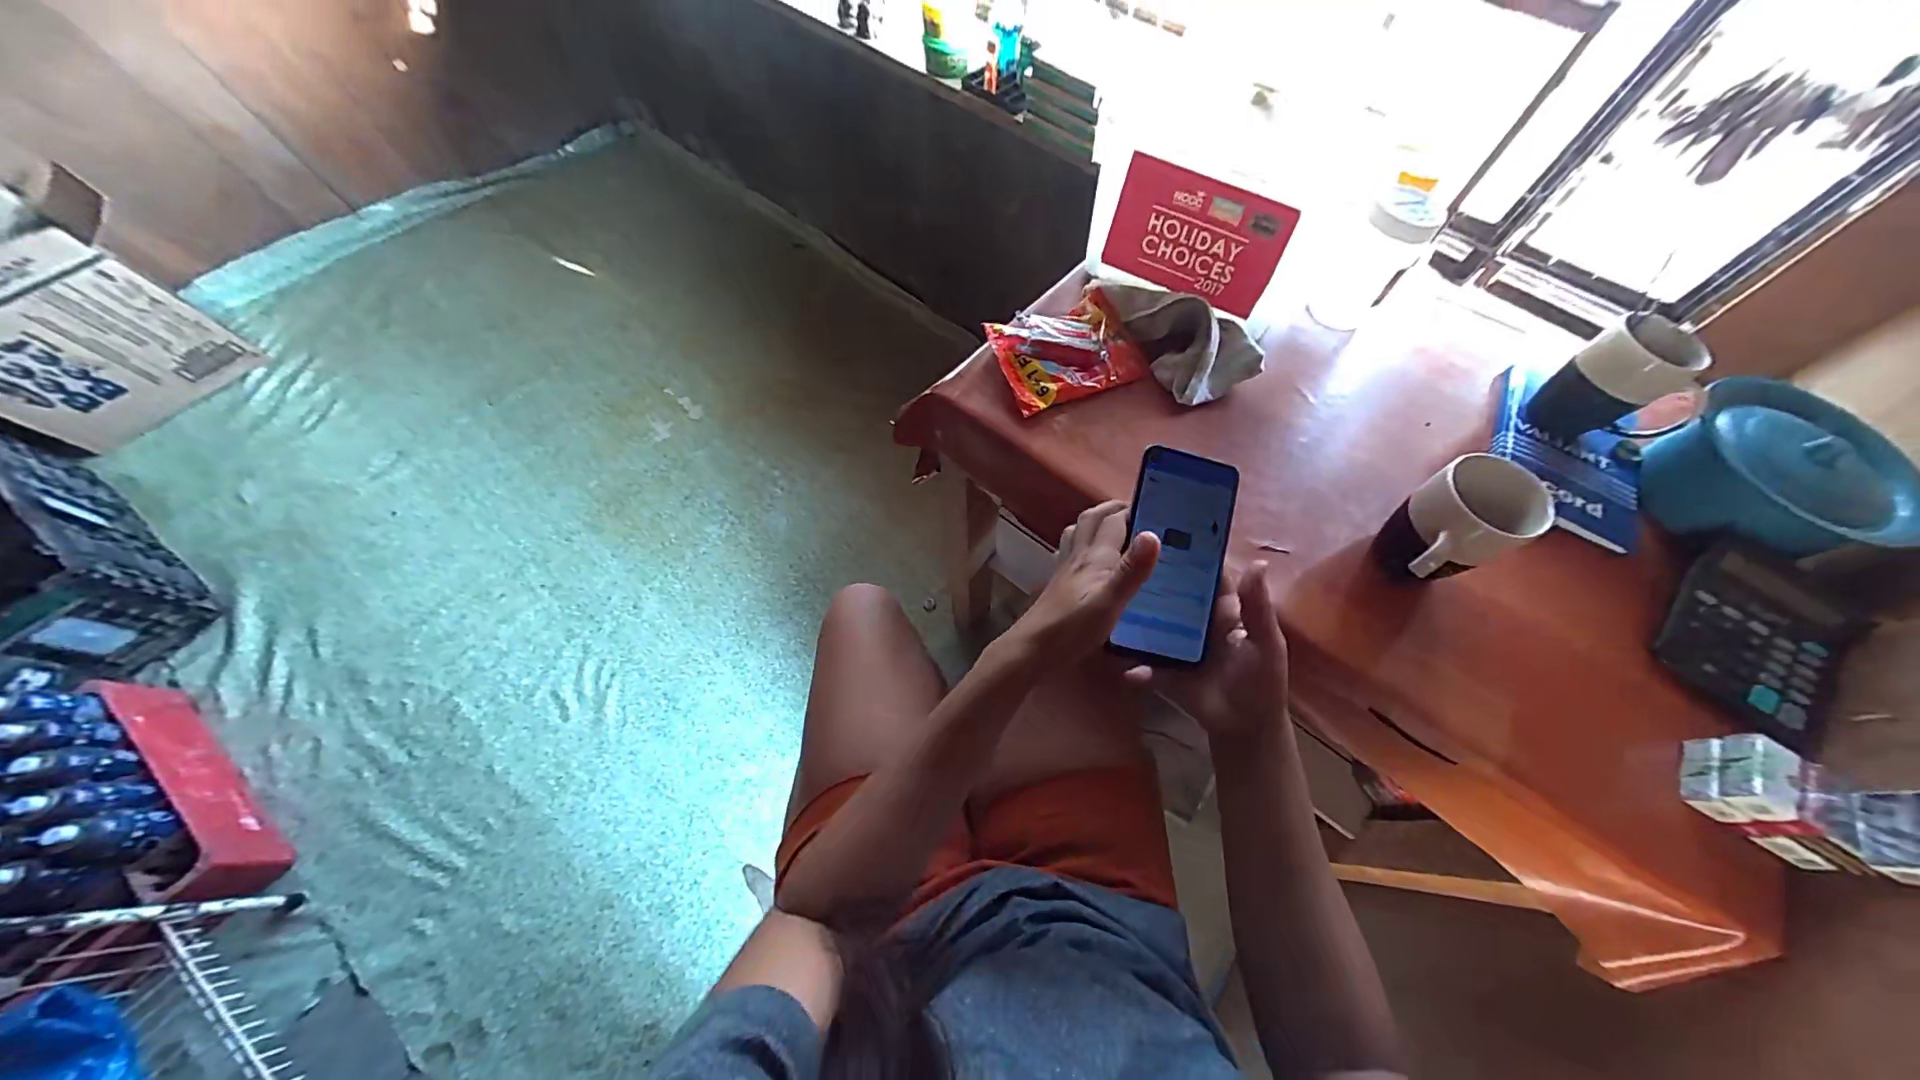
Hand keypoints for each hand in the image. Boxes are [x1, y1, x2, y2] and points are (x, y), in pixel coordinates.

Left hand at [1009, 500, 1160, 661]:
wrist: (1032, 650)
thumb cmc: (1072, 627)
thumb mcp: (1110, 602)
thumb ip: (1131, 570)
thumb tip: (1153, 534)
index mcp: (1094, 557)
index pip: (1114, 521)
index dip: (1133, 509)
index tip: (1158, 505)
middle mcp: (1077, 557)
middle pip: (1091, 520)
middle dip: (1112, 509)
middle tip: (1135, 510)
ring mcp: (1063, 571)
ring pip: (1076, 534)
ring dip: (1094, 524)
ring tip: (1113, 528)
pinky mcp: (1056, 587)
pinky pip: (1068, 554)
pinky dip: (1080, 546)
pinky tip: (1086, 560)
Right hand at [1121, 561, 1289, 747]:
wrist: (1244, 728)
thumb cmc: (1261, 681)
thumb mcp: (1265, 642)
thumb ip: (1257, 606)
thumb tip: (1256, 561)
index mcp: (1219, 611)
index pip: (1201, 576)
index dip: (1187, 555)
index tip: (1162, 531)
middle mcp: (1192, 623)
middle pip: (1169, 595)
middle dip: (1150, 578)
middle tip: (1121, 555)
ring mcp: (1172, 645)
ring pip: (1149, 623)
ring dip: (1130, 613)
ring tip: (1103, 594)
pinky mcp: (1158, 668)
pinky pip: (1139, 659)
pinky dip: (1126, 656)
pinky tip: (1109, 645)